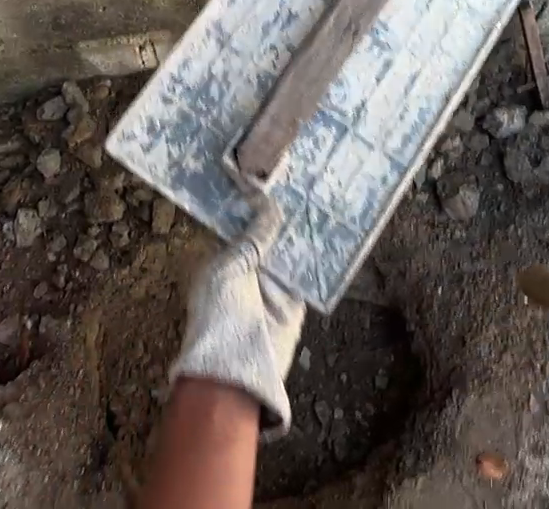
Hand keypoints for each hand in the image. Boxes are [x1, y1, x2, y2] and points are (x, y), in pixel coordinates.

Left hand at [168, 193, 306, 435]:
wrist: (235, 371)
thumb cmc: (220, 314)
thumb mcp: (231, 268)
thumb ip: (253, 237)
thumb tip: (269, 205)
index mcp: (221, 259)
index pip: (238, 225)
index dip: (253, 204)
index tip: (270, 178)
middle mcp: (246, 268)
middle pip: (266, 235)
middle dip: (280, 214)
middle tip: (301, 180)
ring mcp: (270, 284)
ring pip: (288, 251)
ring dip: (300, 231)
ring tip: (318, 197)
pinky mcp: (293, 300)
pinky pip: (306, 273)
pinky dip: (316, 256)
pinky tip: (329, 229)